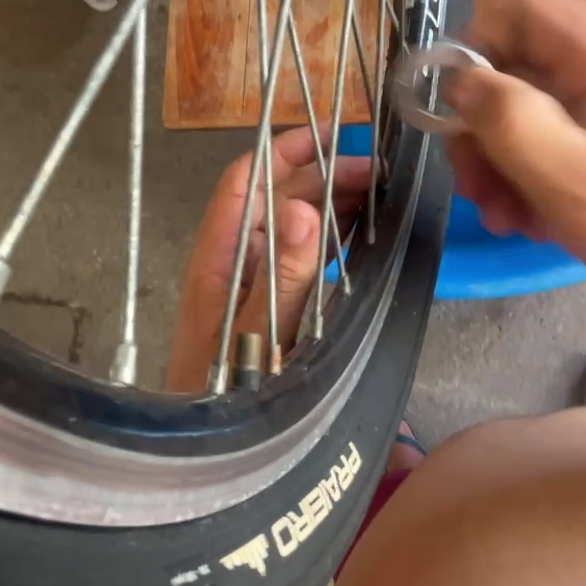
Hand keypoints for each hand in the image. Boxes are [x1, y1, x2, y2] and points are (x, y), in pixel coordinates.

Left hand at [163, 126, 371, 392]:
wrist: (209, 451)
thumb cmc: (226, 391)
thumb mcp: (259, 334)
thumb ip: (283, 276)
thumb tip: (303, 207)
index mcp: (220, 257)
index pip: (245, 183)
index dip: (284, 151)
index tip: (332, 134)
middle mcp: (234, 260)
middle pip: (275, 201)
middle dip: (321, 177)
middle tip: (376, 170)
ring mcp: (252, 283)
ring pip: (292, 228)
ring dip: (329, 205)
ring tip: (376, 192)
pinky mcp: (270, 305)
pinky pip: (301, 260)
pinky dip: (329, 241)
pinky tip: (358, 232)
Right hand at [445, 0, 585, 305]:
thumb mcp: (570, 177)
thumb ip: (510, 121)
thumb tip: (460, 82)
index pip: (524, 13)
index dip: (475, 52)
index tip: (450, 114)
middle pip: (519, 69)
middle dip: (484, 129)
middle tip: (473, 189)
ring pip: (529, 110)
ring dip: (502, 163)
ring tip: (503, 217)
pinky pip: (552, 139)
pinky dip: (529, 176)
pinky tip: (531, 220)